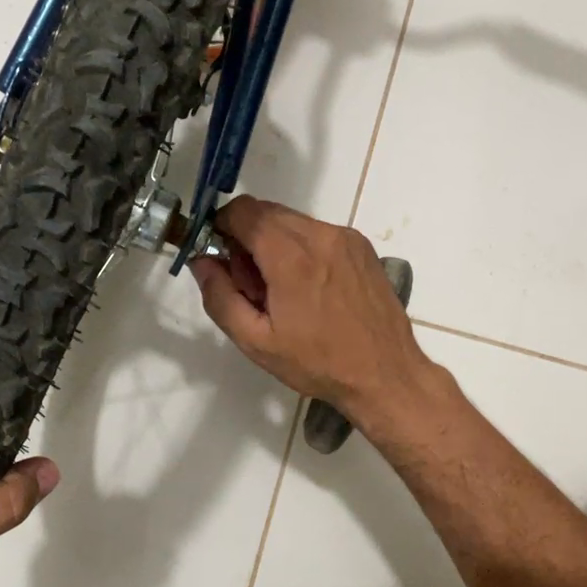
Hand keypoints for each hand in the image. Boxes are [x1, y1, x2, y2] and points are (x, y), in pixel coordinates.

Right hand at [191, 196, 432, 416]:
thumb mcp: (255, 341)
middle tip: (252, 287)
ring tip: (282, 293)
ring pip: (291, 222)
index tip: (220, 258)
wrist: (385, 374)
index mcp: (291, 257)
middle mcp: (320, 235)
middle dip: (246, 240)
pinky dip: (301, 251)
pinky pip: (316, 234)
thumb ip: (220, 297)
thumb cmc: (317, 363)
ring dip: (273, 246)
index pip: (243, 211)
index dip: (221, 227)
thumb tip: (201, 261)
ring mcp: (345, 238)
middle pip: (266, 213)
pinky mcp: (362, 246)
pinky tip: (309, 292)